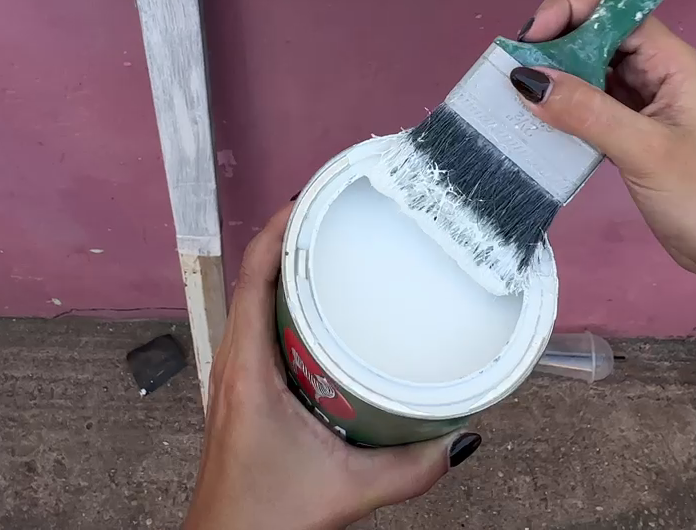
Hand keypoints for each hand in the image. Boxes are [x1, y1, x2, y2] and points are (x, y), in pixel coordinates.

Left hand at [182, 205, 479, 529]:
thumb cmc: (268, 516)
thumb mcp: (347, 490)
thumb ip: (410, 469)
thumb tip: (461, 437)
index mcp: (248, 366)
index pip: (254, 275)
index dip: (277, 229)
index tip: (310, 198)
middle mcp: (234, 358)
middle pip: (254, 275)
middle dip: (290, 237)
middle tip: (335, 214)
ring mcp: (234, 371)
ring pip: (253, 297)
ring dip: (285, 265)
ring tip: (330, 245)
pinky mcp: (241, 385)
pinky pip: (257, 321)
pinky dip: (283, 297)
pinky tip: (319, 306)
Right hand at [512, 0, 695, 286]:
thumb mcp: (645, 150)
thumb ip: (587, 112)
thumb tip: (525, 79)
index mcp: (670, 60)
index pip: (615, 11)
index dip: (570, 13)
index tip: (530, 42)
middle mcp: (654, 71)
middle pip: (597, 35)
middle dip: (554, 43)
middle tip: (511, 70)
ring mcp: (641, 101)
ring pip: (588, 69)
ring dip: (553, 75)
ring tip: (514, 92)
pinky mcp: (628, 129)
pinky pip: (587, 102)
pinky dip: (560, 105)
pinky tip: (535, 118)